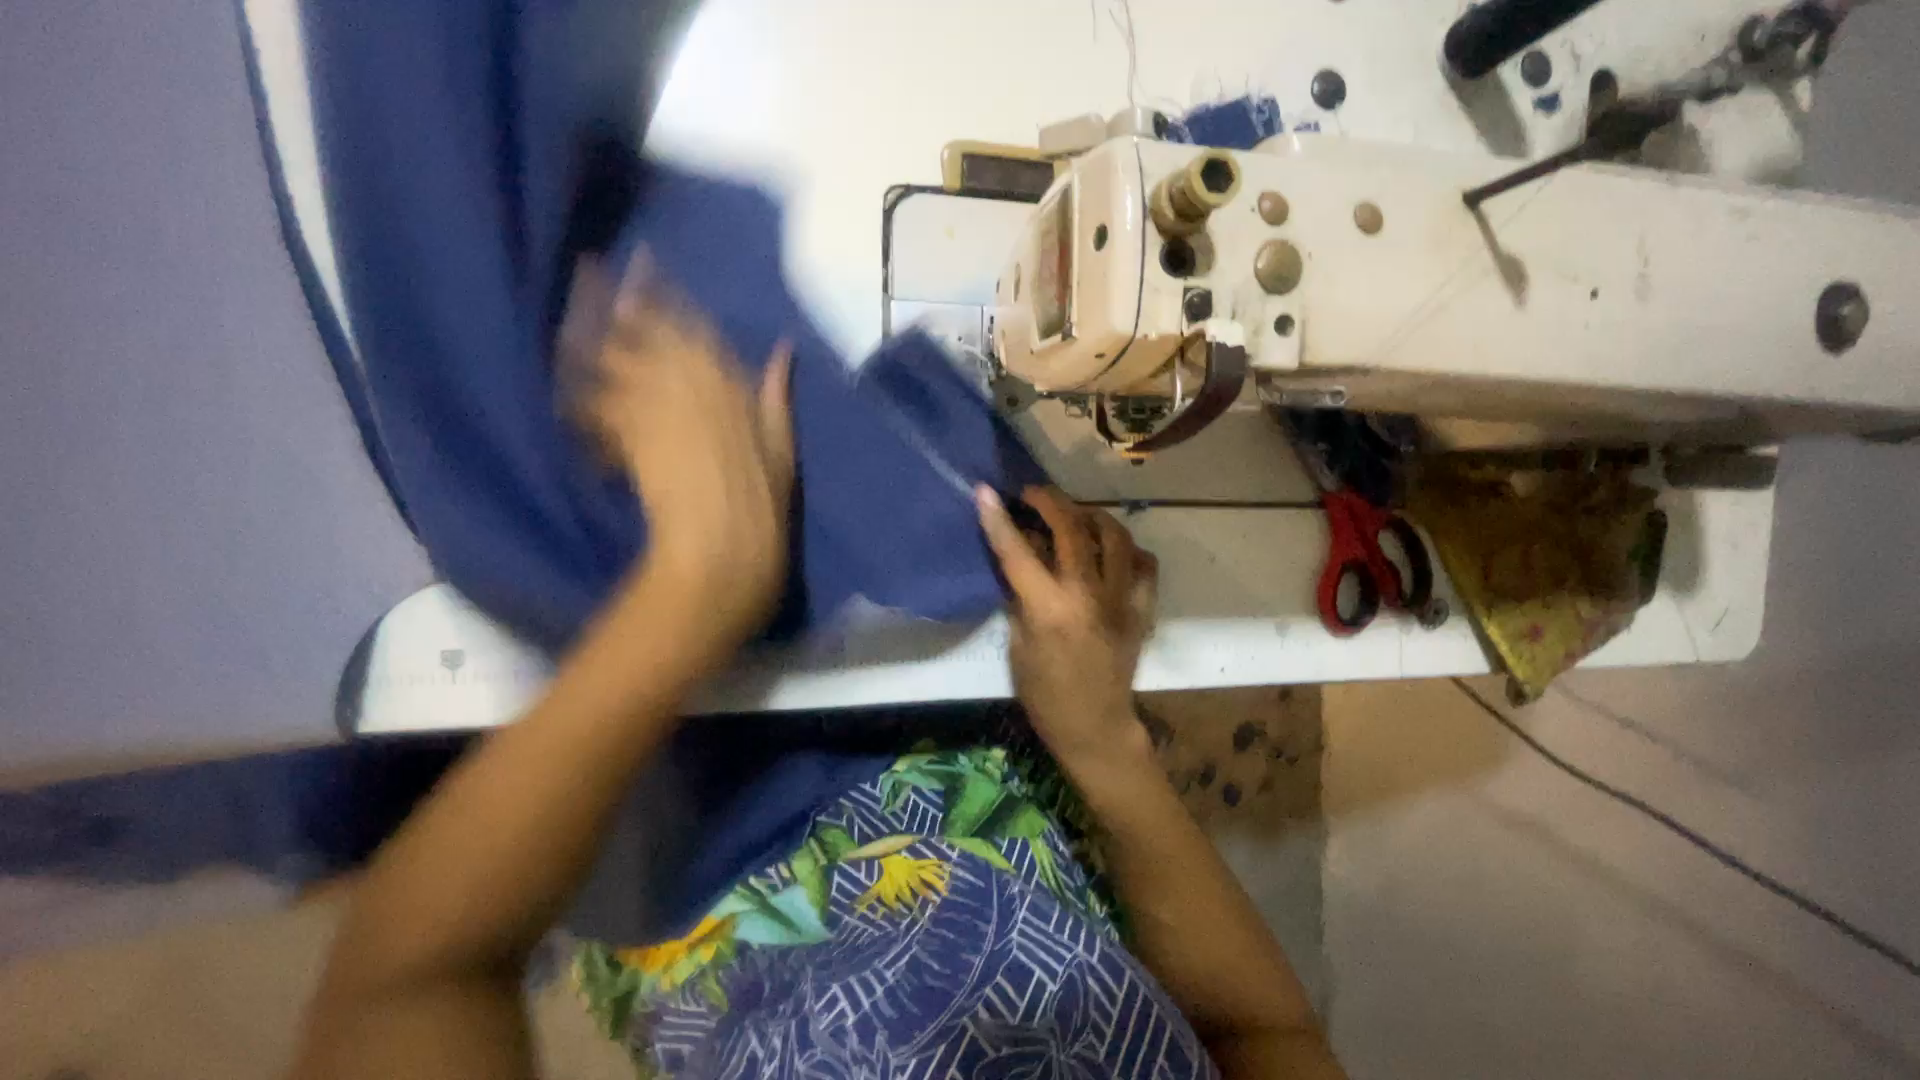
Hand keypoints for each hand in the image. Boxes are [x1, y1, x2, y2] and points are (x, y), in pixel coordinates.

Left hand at [561, 250, 794, 659]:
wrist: (722, 558)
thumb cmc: (763, 512)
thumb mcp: (783, 453)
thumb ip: (776, 398)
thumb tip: (782, 351)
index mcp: (733, 389)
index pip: (696, 329)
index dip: (666, 297)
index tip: (644, 266)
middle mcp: (691, 389)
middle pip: (647, 334)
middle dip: (618, 302)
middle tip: (588, 270)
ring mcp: (657, 412)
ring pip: (617, 362)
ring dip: (591, 338)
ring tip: (568, 318)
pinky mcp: (627, 440)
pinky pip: (598, 408)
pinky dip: (582, 398)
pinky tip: (566, 390)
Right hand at [975, 485, 1158, 765]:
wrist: (1096, 727)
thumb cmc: (1045, 695)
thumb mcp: (1018, 648)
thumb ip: (1019, 598)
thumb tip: (1017, 558)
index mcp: (1049, 609)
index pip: (1019, 552)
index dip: (999, 518)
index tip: (986, 491)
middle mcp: (1088, 595)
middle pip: (1071, 528)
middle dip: (1049, 501)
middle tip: (1032, 494)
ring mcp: (1122, 599)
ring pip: (1114, 535)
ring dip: (1090, 515)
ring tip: (1073, 515)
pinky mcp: (1143, 609)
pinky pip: (1144, 563)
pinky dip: (1127, 549)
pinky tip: (1110, 551)